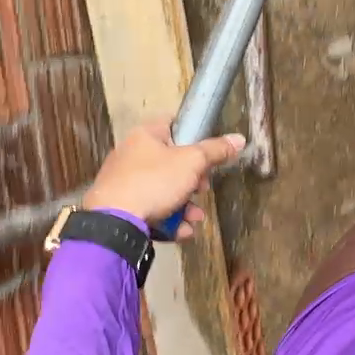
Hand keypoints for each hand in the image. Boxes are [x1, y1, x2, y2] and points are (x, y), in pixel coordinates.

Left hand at [83, 117, 245, 240]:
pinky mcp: (122, 206)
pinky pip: (152, 208)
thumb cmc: (154, 181)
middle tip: (202, 189)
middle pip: (173, 161)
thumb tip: (239, 138)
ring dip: (186, 205)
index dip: (193, 134)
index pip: (173, 123)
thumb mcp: (192, 162)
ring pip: (165, 189)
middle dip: (194, 180)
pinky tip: (180, 230)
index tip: (208, 151)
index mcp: (145, 135)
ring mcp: (124, 181)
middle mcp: (131, 154)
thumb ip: (216, 151)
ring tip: (195, 218)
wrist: (114, 221)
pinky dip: (169, 218)